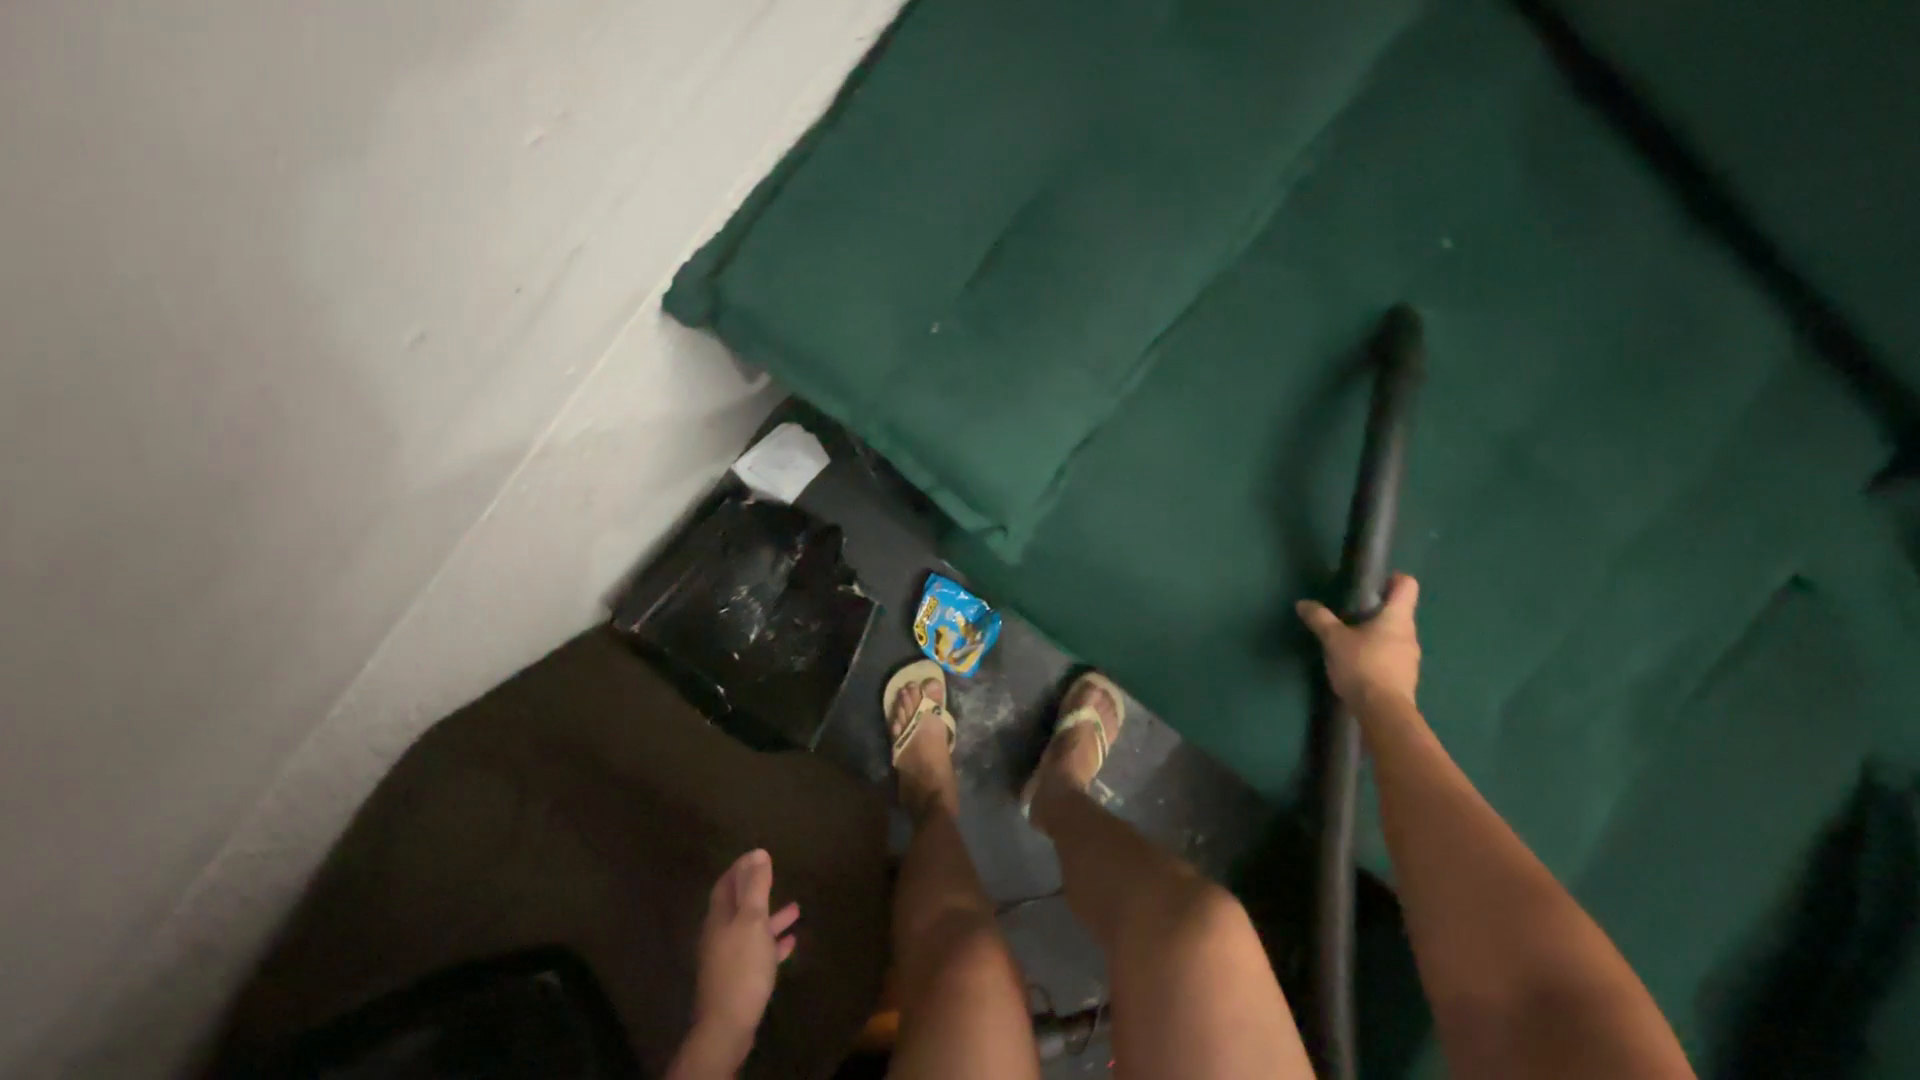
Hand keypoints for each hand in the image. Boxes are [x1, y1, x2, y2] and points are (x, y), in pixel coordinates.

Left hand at [676, 849, 798, 1075]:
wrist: (728, 1025)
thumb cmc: (742, 966)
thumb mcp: (752, 921)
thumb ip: (756, 888)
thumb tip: (758, 853)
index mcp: (719, 917)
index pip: (726, 884)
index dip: (740, 868)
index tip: (757, 854)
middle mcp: (720, 934)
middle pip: (737, 906)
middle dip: (756, 890)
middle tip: (775, 876)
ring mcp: (728, 958)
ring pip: (750, 929)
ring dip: (770, 917)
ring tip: (796, 908)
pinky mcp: (739, 978)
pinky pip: (758, 952)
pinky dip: (773, 943)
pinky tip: (792, 942)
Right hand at [1296, 572, 1421, 707]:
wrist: (1383, 711)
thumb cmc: (1362, 665)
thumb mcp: (1334, 640)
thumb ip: (1319, 619)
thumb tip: (1303, 603)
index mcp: (1397, 617)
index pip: (1407, 585)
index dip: (1391, 579)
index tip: (1371, 586)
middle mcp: (1409, 633)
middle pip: (1398, 612)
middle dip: (1376, 611)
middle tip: (1349, 616)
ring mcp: (1410, 657)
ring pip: (1394, 636)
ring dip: (1376, 635)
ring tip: (1349, 643)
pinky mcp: (1405, 678)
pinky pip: (1392, 657)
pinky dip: (1377, 656)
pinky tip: (1357, 666)